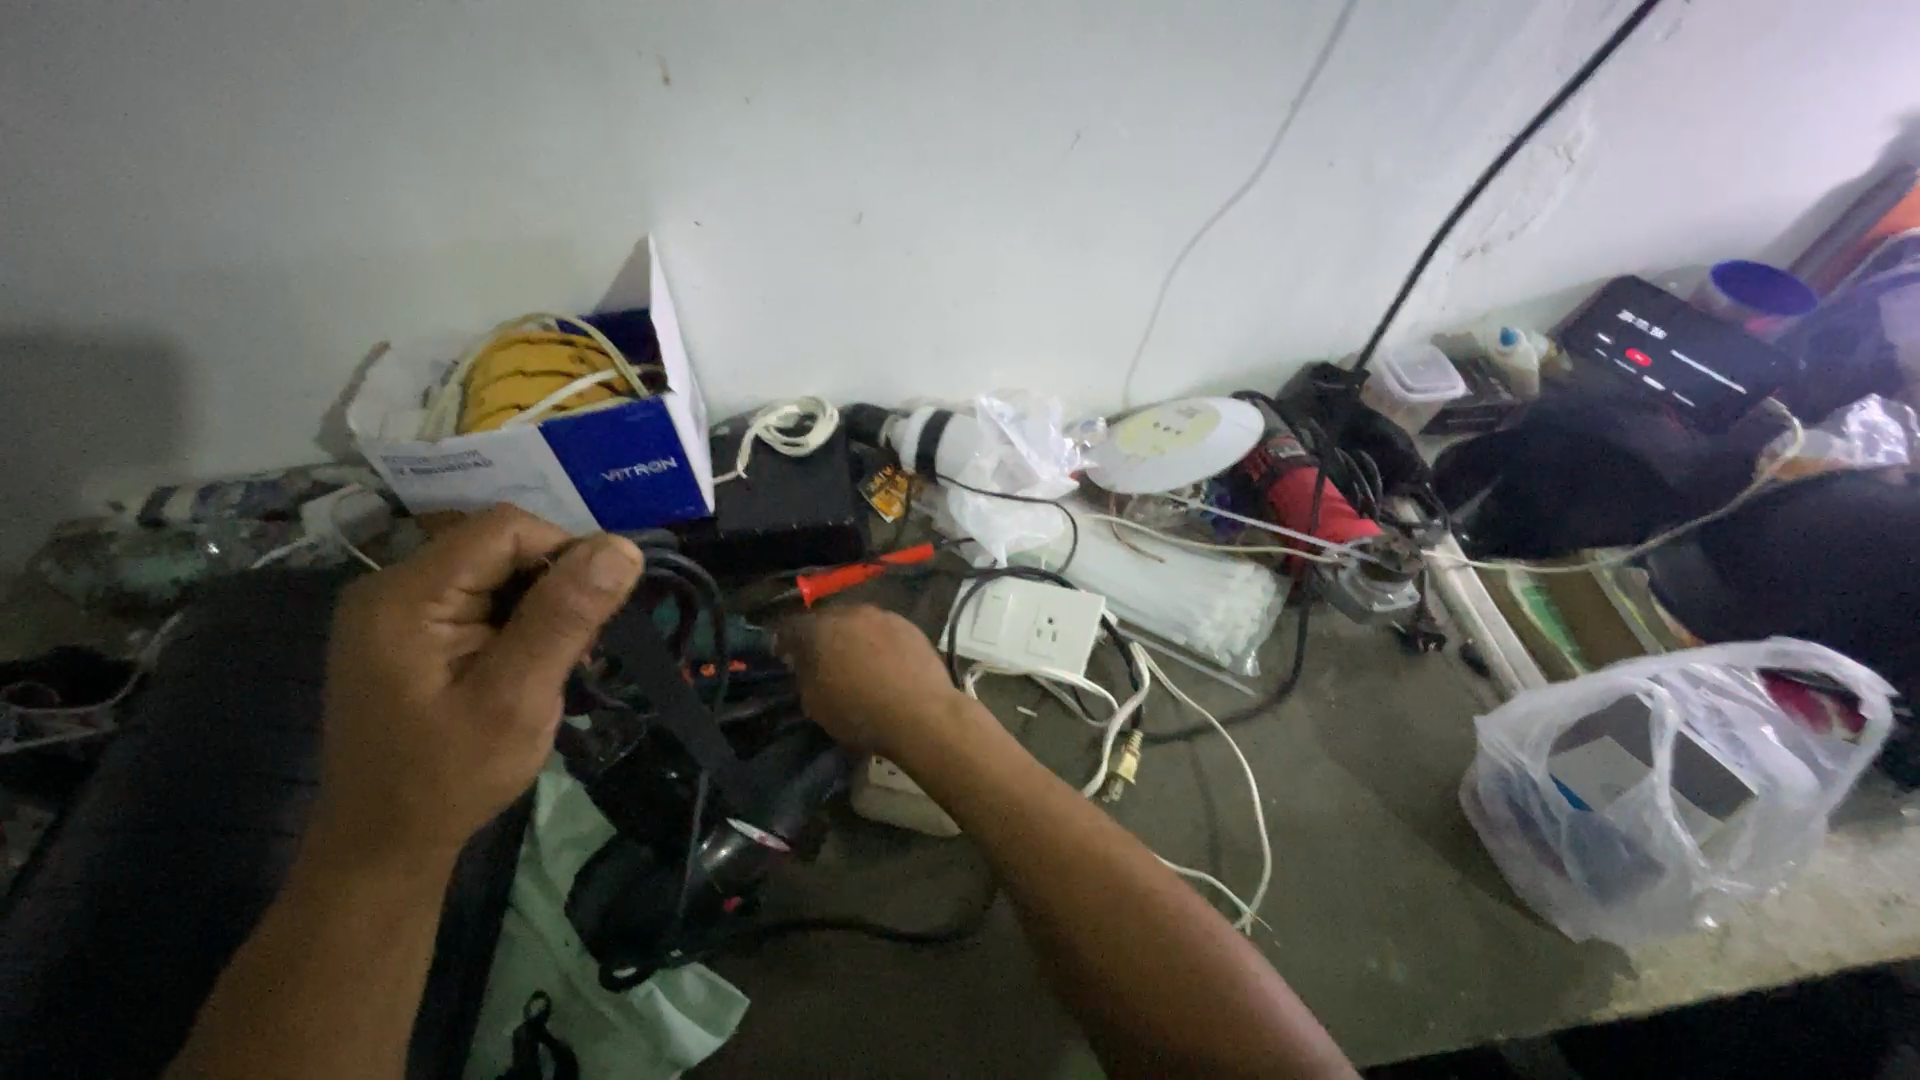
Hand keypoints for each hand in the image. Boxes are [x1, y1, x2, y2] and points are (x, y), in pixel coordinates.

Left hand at [308, 505, 642, 872]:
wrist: (384, 843)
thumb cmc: (450, 776)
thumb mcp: (518, 697)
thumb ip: (565, 617)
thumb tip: (623, 547)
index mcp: (406, 595)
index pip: (505, 528)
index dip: (565, 553)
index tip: (596, 612)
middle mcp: (392, 587)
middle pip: (499, 546)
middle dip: (554, 586)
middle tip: (577, 648)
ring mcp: (396, 609)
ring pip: (495, 572)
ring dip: (541, 606)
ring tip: (554, 662)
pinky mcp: (408, 631)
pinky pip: (479, 598)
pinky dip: (518, 622)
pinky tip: (528, 664)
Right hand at [775, 604, 970, 760]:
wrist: (921, 714)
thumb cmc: (860, 713)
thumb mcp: (815, 704)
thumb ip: (803, 676)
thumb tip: (803, 664)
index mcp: (819, 629)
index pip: (790, 627)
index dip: (784, 643)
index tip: (786, 659)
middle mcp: (850, 613)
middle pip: (826, 619)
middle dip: (820, 637)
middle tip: (822, 660)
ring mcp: (883, 616)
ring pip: (858, 621)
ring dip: (852, 636)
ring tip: (857, 661)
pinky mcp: (910, 625)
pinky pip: (883, 629)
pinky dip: (878, 641)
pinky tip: (885, 662)